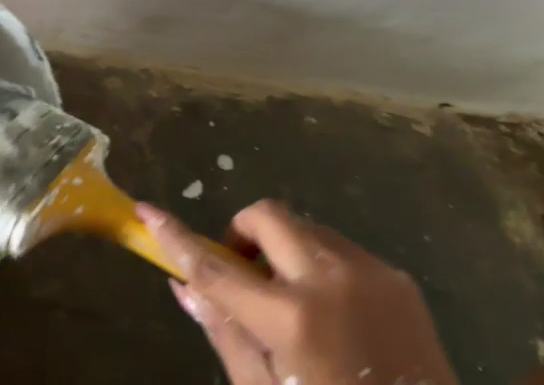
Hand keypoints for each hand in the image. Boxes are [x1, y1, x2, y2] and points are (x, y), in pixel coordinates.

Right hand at [138, 199, 456, 384]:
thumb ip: (227, 334)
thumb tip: (182, 288)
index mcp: (292, 320)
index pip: (215, 269)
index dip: (175, 238)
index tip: (145, 209)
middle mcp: (330, 279)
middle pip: (266, 216)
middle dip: (242, 233)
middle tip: (242, 273)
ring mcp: (369, 271)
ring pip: (304, 227)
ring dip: (283, 249)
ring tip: (290, 299)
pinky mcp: (397, 276)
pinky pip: (340, 248)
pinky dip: (319, 264)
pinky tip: (332, 312)